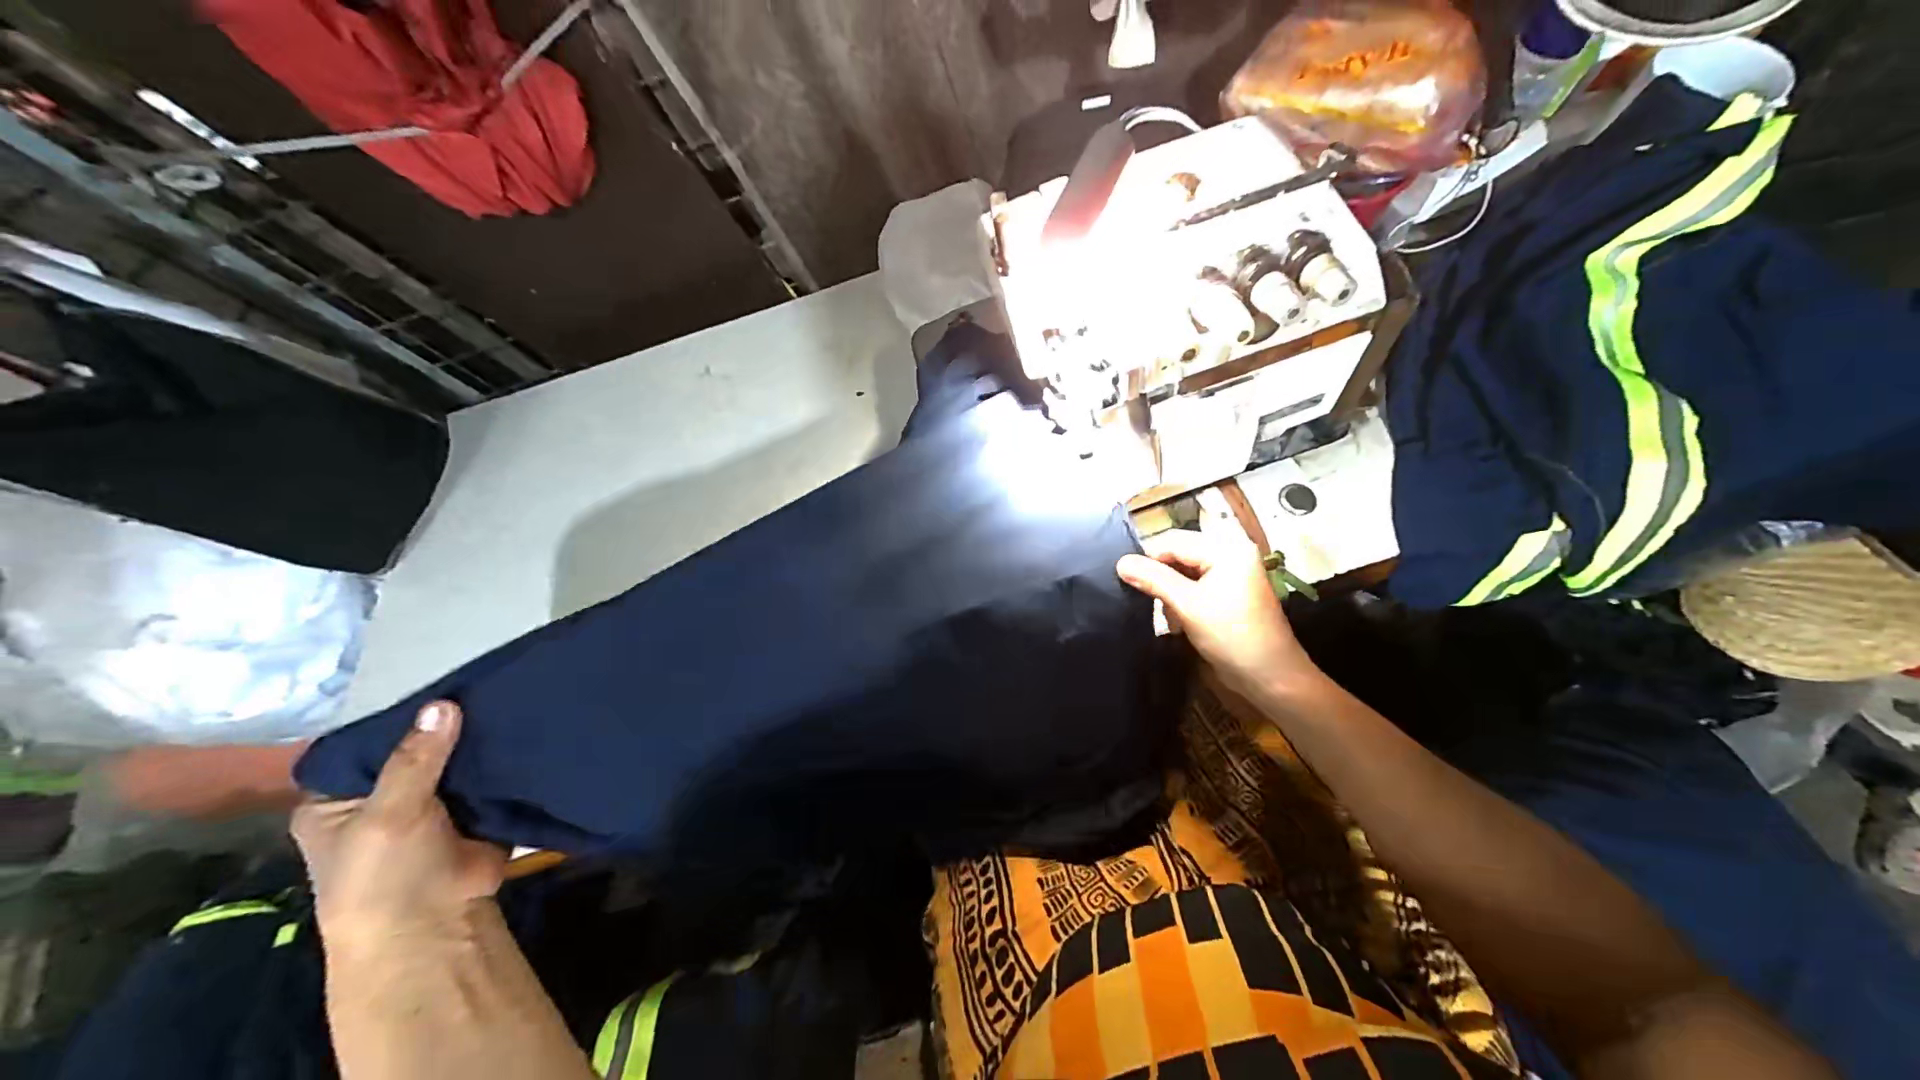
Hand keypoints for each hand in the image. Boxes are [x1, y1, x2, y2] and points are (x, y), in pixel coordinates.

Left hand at [291, 701, 505, 949]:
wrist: (436, 927)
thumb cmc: (384, 876)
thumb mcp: (388, 814)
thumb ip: (415, 759)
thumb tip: (443, 704)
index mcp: (335, 800)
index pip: (363, 743)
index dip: (396, 715)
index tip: (434, 680)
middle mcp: (379, 797)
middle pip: (413, 748)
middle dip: (443, 724)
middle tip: (480, 680)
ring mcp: (429, 803)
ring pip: (452, 758)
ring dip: (475, 738)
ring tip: (505, 694)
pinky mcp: (472, 808)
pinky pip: (485, 773)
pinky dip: (499, 756)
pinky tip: (520, 724)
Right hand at [1116, 530, 1323, 702]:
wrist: (1271, 676)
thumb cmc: (1232, 637)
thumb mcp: (1187, 606)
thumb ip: (1153, 579)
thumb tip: (1120, 562)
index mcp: (1226, 548)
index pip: (1173, 541)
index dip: (1147, 559)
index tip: (1126, 581)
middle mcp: (1230, 553)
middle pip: (1179, 554)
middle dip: (1160, 577)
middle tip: (1147, 601)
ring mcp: (1231, 573)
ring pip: (1184, 571)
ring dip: (1169, 591)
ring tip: (1168, 616)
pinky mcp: (1229, 592)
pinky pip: (1195, 585)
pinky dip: (1182, 600)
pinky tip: (1179, 620)